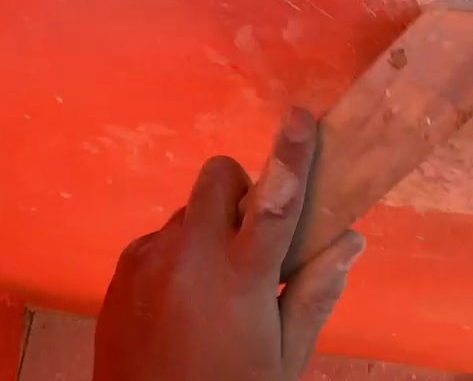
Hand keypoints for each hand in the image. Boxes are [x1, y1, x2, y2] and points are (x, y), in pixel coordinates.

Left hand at [94, 107, 366, 380]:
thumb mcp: (284, 358)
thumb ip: (314, 292)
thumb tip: (351, 240)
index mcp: (241, 274)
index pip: (276, 201)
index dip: (291, 154)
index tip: (300, 115)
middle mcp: (191, 253)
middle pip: (219, 179)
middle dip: (239, 196)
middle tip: (248, 246)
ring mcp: (149, 258)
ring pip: (188, 214)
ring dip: (206, 236)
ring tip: (210, 295)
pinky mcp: (122, 271)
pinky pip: (158, 242)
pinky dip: (174, 260)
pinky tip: (177, 309)